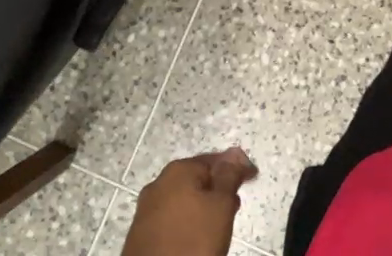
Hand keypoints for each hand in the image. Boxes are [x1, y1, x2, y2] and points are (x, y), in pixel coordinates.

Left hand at [121, 148, 258, 255]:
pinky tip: (195, 236)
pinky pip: (171, 217)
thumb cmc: (194, 239)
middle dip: (218, 189)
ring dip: (203, 206)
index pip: (216, 159)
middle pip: (198, 178)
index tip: (252, 179)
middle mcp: (158, 184)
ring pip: (184, 199)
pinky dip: (186, 221)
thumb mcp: (222, 204)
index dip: (238, 168)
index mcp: (178, 170)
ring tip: (218, 225)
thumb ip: (230, 175)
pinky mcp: (140, 233)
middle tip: (234, 206)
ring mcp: (145, 209)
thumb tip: (234, 152)